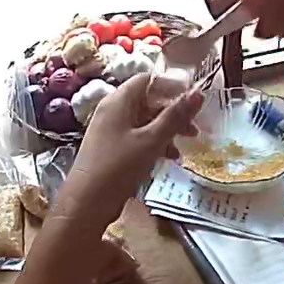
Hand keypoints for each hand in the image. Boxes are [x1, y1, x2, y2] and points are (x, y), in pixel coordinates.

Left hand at [52, 76, 203, 229]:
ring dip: (167, 130)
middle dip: (173, 112)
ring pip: (145, 121)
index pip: (148, 80)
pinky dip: (155, 143)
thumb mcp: (151, 140)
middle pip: (148, 100)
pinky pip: (138, 137)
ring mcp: (111, 130)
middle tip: (195, 127)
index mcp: (119, 100)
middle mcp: (113, 110)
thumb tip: (198, 93)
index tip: (194, 100)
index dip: (172, 86)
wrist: (85, 203)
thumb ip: (175, 116)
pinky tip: (169, 158)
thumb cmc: (118, 167)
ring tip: (185, 145)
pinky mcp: (112, 149)